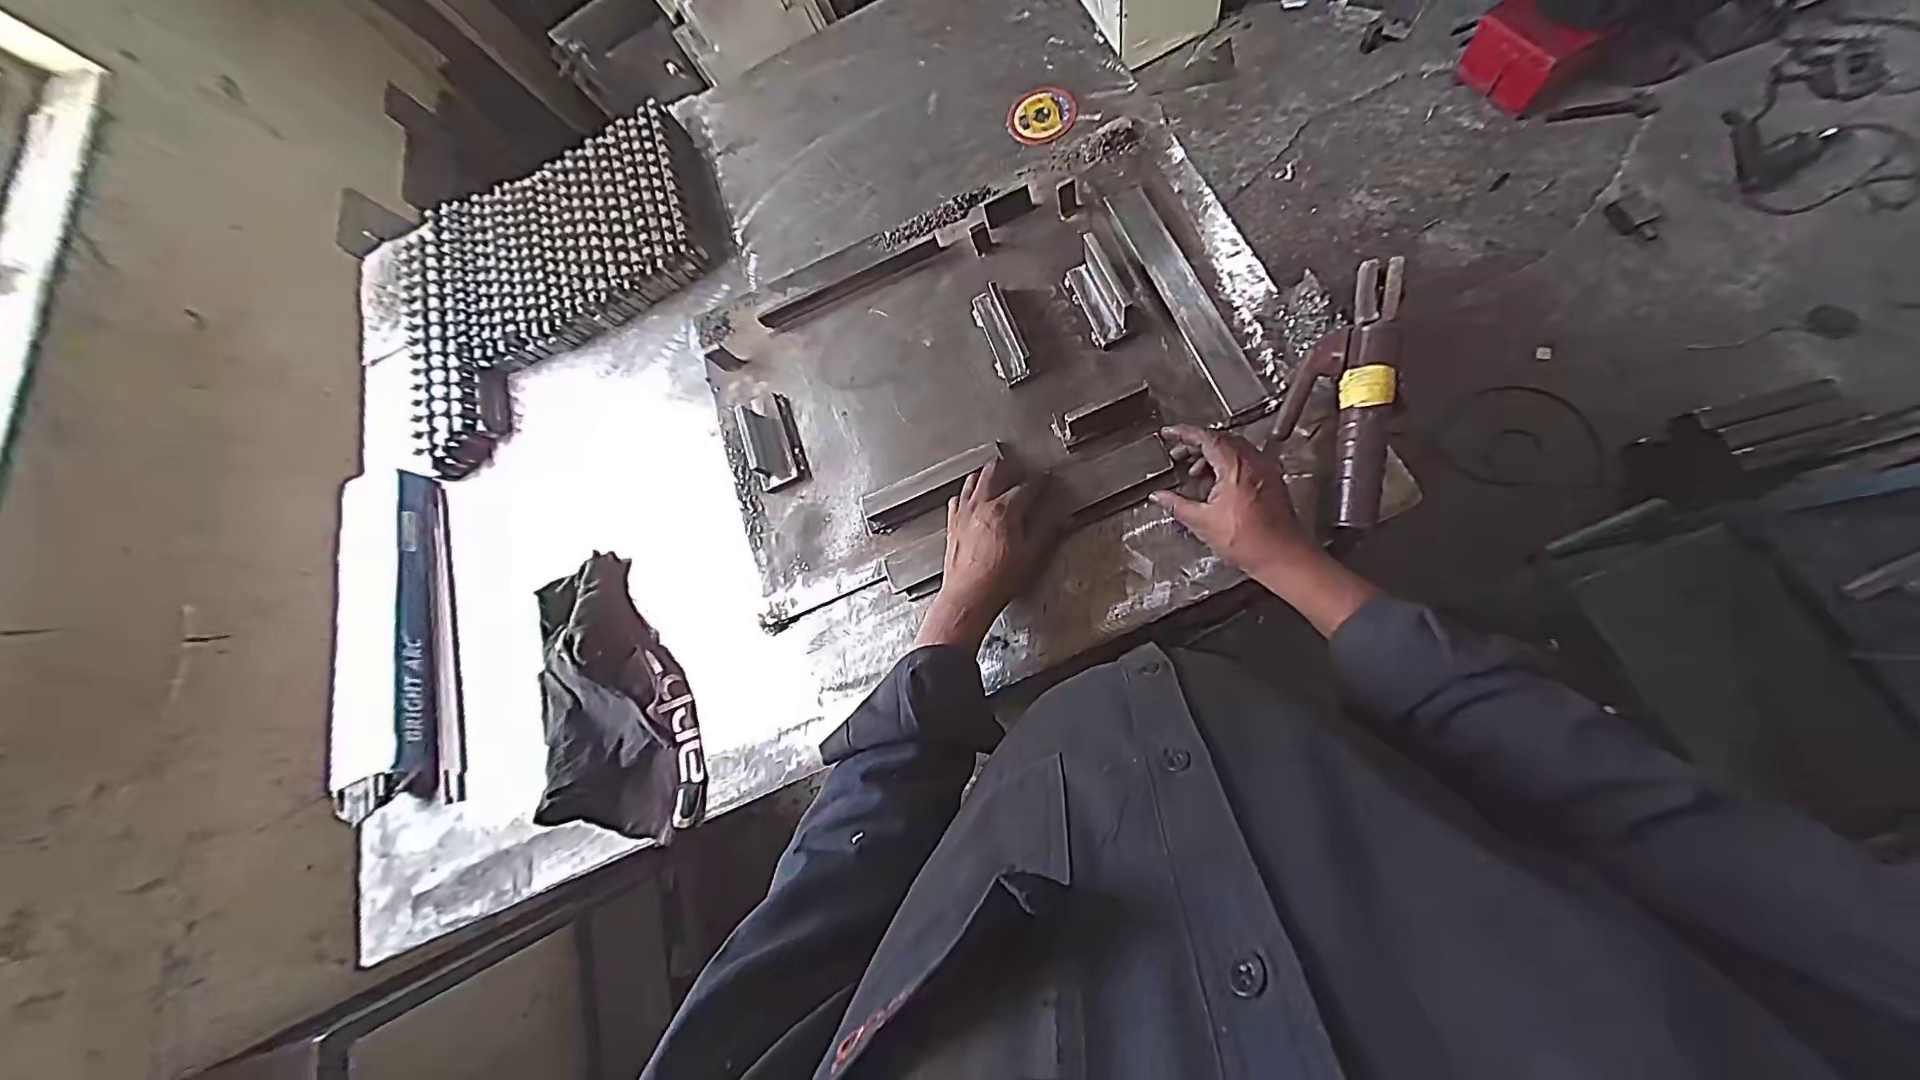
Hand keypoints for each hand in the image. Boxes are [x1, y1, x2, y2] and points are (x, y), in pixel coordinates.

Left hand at [914, 459, 1052, 652]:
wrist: (968, 595)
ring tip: (996, 476)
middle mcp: (981, 506)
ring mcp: (963, 513)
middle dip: (1009, 467)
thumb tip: (1060, 517)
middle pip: (994, 471)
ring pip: (973, 480)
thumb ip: (1045, 530)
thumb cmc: (997, 579)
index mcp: (1004, 510)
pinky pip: (958, 499)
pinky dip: (967, 494)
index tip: (1046, 479)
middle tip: (1019, 468)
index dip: (1040, 481)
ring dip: (986, 475)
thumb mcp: (1031, 554)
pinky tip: (971, 498)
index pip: (1027, 486)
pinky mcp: (952, 524)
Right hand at [1150, 425, 1315, 580]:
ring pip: (1233, 450)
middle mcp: (1254, 463)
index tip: (1170, 433)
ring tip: (1193, 472)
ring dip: (1211, 456)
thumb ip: (1176, 505)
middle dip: (1196, 444)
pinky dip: (1225, 465)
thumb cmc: (1250, 541)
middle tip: (1178, 453)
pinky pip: (1245, 461)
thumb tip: (1159, 497)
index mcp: (1236, 467)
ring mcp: (1265, 470)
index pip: (1207, 438)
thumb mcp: (1202, 522)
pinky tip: (1215, 484)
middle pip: (1221, 440)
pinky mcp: (1270, 481)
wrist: (1282, 557)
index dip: (1184, 433)